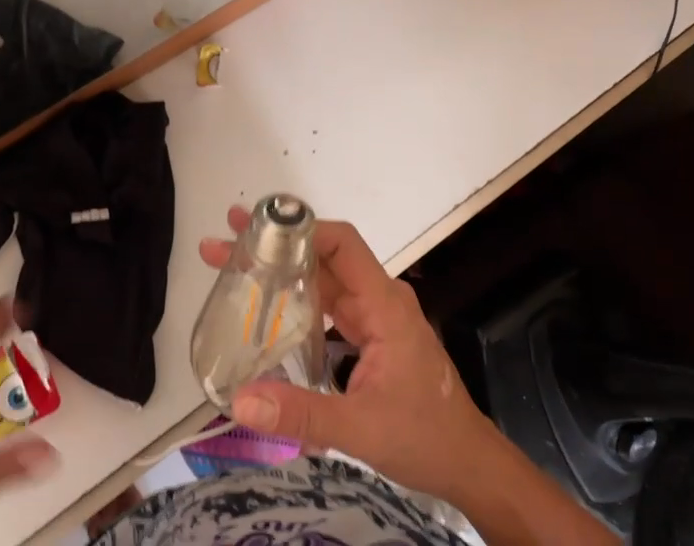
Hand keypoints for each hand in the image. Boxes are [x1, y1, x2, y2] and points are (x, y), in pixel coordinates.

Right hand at [201, 209, 613, 544]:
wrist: (469, 466)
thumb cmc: (426, 437)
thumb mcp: (361, 428)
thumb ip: (302, 414)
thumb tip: (240, 401)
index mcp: (384, 305)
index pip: (342, 244)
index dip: (300, 228)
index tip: (255, 227)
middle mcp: (379, 300)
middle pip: (324, 257)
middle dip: (274, 246)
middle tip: (224, 239)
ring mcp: (375, 318)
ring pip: (323, 280)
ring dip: (280, 271)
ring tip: (230, 266)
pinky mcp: (370, 337)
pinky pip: (328, 305)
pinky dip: (294, 299)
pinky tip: (264, 309)